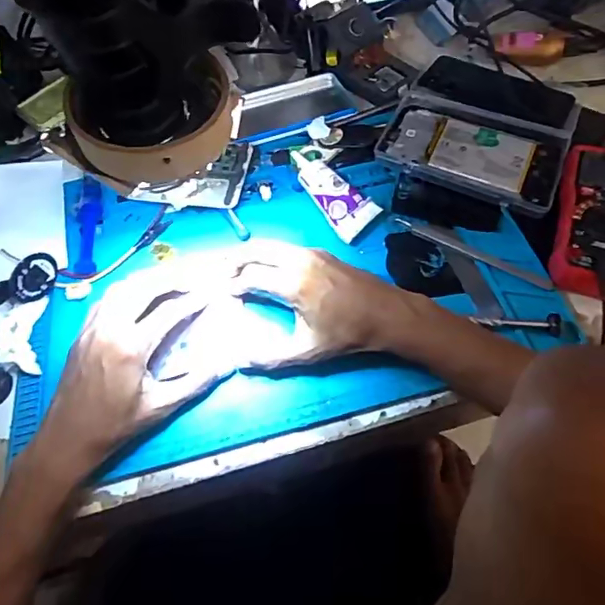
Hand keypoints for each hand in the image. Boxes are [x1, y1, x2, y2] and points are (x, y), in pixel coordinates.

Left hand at [24, 264, 232, 484]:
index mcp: (130, 346)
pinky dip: (128, 287)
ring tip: (171, 278)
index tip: (211, 291)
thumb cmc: (115, 426)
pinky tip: (140, 291)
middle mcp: (110, 326)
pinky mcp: (83, 328)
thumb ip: (193, 383)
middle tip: (195, 277)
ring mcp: (93, 324)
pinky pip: (107, 296)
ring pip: (124, 286)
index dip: (193, 299)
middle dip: (173, 278)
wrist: (67, 436)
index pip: (169, 311)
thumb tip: (224, 364)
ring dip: (149, 278)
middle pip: (145, 287)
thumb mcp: (159, 408)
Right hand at [210, 239, 411, 367]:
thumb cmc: (349, 334)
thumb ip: (273, 357)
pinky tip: (261, 264)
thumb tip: (242, 361)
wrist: (388, 313)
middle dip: (232, 260)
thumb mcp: (309, 352)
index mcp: (293, 283)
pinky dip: (264, 252)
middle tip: (217, 272)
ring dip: (247, 253)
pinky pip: (281, 246)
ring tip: (232, 267)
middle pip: (254, 250)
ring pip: (268, 244)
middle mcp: (298, 260)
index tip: (221, 294)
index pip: (250, 277)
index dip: (232, 285)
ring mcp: (309, 252)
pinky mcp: (317, 250)